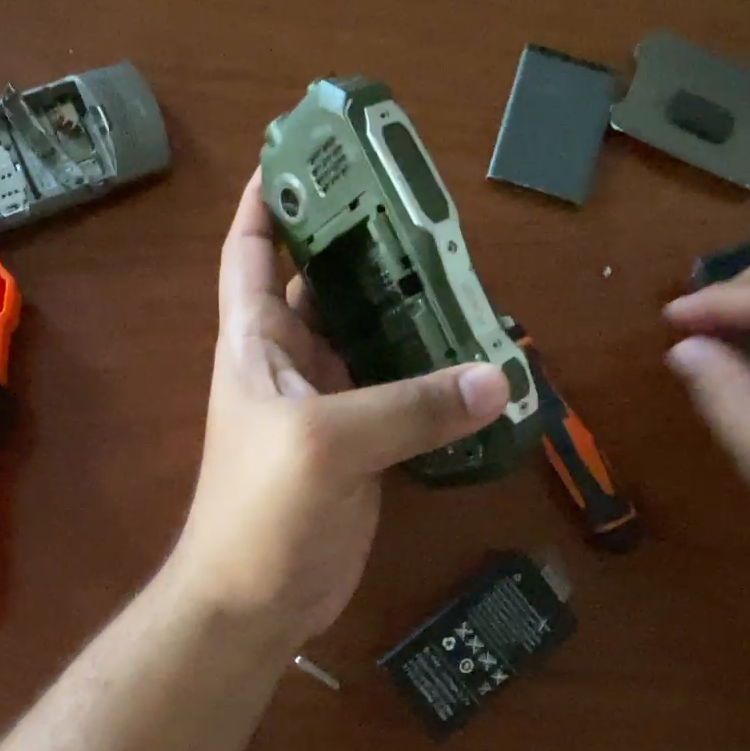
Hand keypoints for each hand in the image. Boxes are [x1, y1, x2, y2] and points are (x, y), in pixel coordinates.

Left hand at [162, 173, 510, 643]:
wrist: (255, 600)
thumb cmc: (261, 511)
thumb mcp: (325, 444)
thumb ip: (407, 408)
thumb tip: (499, 379)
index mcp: (256, 340)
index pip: (251, 249)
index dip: (268, 197)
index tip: (304, 150)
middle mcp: (288, 360)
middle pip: (321, 281)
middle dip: (360, 242)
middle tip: (422, 205)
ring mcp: (326, 402)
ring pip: (366, 334)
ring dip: (403, 304)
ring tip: (461, 268)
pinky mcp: (359, 442)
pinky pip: (396, 390)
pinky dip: (429, 370)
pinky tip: (475, 355)